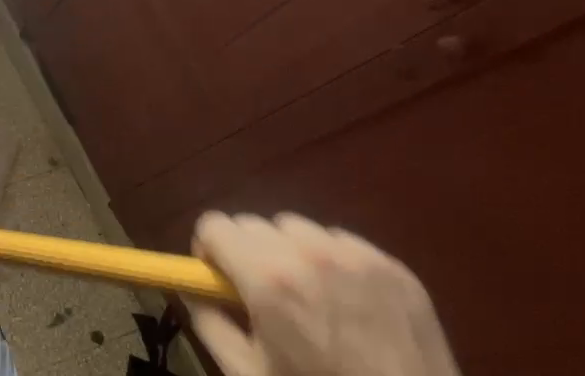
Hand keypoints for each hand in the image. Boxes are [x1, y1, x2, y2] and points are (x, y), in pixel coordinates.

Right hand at [189, 212, 461, 375]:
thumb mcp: (247, 372)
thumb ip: (208, 321)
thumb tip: (190, 288)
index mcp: (268, 278)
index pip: (213, 225)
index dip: (210, 252)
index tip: (221, 281)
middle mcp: (308, 253)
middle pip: (252, 223)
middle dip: (249, 254)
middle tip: (264, 296)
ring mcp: (357, 257)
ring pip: (296, 229)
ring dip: (290, 252)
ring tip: (309, 297)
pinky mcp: (394, 267)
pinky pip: (341, 242)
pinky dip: (333, 261)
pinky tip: (346, 301)